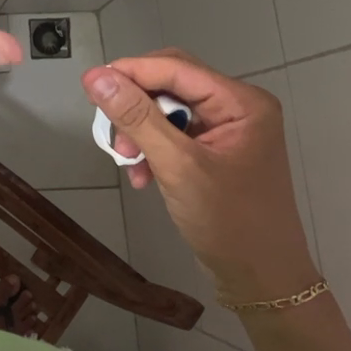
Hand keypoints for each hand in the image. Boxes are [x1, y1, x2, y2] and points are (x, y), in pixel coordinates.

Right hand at [82, 52, 315, 304]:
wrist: (261, 281)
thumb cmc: (229, 223)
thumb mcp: (177, 166)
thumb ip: (136, 117)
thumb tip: (96, 76)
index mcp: (242, 103)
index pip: (174, 68)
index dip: (130, 73)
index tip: (89, 88)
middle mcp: (237, 107)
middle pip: (169, 84)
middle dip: (135, 107)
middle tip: (113, 135)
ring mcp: (227, 130)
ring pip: (165, 109)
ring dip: (140, 132)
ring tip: (127, 162)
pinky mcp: (215, 151)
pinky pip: (172, 133)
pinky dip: (151, 148)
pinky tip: (141, 174)